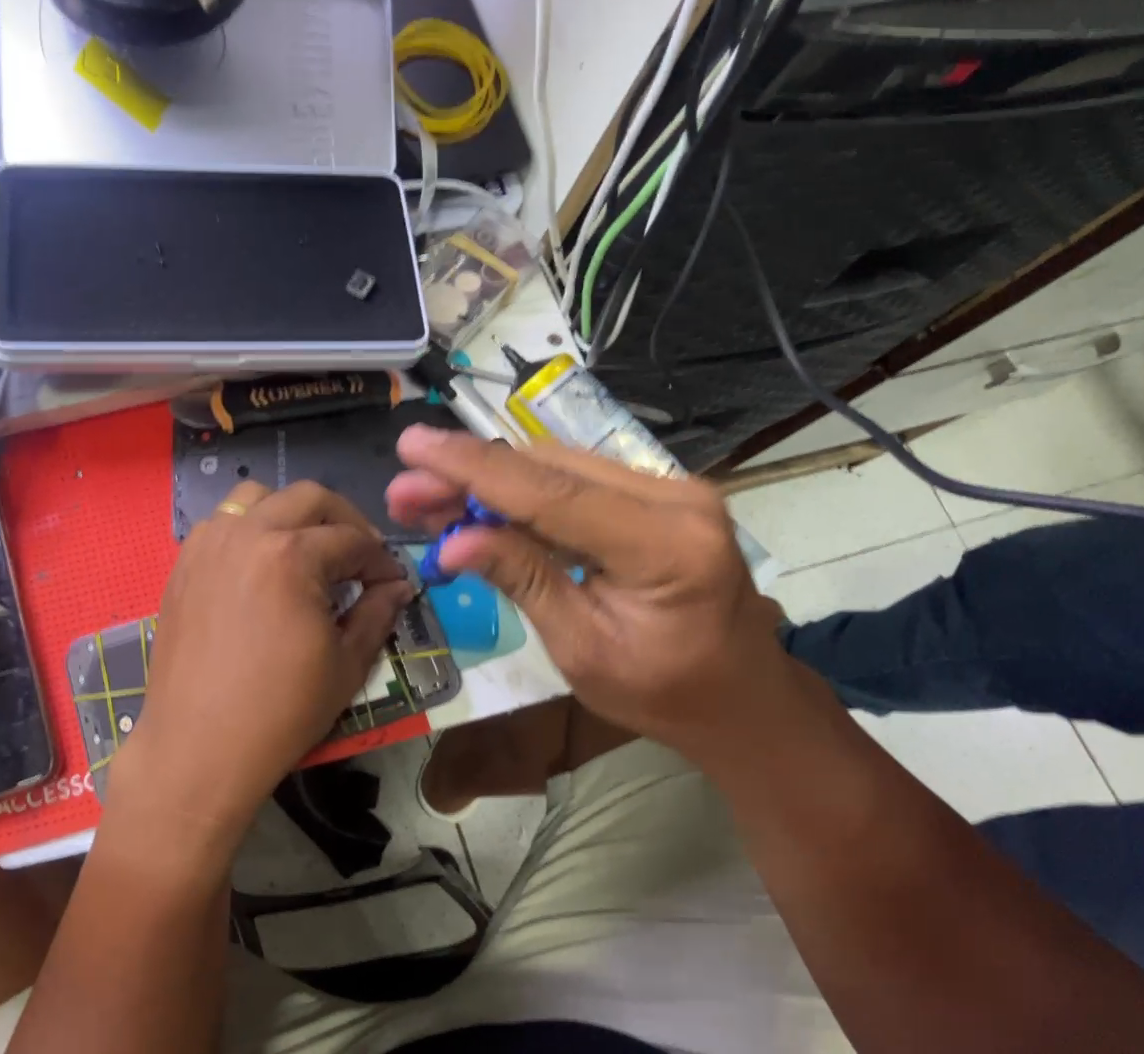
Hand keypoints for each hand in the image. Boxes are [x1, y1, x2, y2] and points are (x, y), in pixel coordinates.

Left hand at [115, 480, 413, 850]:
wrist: (200, 746)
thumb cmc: (281, 710)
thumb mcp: (346, 664)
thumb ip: (376, 613)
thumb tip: (396, 586)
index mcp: (290, 555)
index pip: (352, 540)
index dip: (381, 560)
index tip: (392, 582)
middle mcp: (246, 534)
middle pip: (307, 498)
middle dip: (343, 519)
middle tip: (359, 555)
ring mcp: (208, 546)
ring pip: (255, 498)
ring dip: (290, 513)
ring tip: (307, 550)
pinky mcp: (184, 565)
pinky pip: (221, 525)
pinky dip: (248, 530)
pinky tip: (261, 567)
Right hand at [386, 424, 802, 756]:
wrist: (741, 698)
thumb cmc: (665, 693)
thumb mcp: (583, 649)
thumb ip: (524, 581)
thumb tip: (452, 542)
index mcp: (666, 546)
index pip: (551, 494)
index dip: (474, 468)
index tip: (413, 446)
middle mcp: (675, 499)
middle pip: (549, 469)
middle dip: (467, 475)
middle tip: (402, 491)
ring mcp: (671, 490)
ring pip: (556, 467)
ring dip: (486, 481)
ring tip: (424, 498)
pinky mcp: (657, 496)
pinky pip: (573, 481)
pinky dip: (518, 493)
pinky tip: (474, 505)